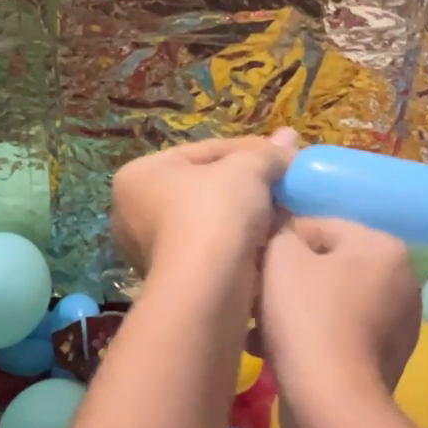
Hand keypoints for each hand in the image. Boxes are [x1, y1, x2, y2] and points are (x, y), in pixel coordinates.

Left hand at [110, 130, 298, 275]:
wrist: (209, 290)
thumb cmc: (215, 213)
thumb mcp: (247, 169)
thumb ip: (267, 152)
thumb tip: (289, 137)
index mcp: (140, 174)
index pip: (206, 150)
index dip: (251, 149)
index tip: (285, 154)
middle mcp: (137, 211)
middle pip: (209, 184)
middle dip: (252, 183)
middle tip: (287, 179)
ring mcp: (156, 249)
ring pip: (216, 217)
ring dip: (252, 211)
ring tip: (288, 205)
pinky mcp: (180, 279)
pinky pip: (218, 246)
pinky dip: (245, 239)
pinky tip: (276, 234)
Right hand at [259, 217, 420, 402]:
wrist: (331, 405)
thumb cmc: (308, 318)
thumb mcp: (282, 258)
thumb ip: (279, 229)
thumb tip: (279, 225)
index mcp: (385, 247)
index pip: (320, 227)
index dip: (279, 243)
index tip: (252, 265)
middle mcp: (401, 280)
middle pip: (325, 266)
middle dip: (282, 280)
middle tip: (249, 297)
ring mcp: (397, 323)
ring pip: (327, 301)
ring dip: (288, 310)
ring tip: (252, 329)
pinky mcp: (383, 360)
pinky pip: (336, 332)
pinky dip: (306, 336)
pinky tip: (268, 351)